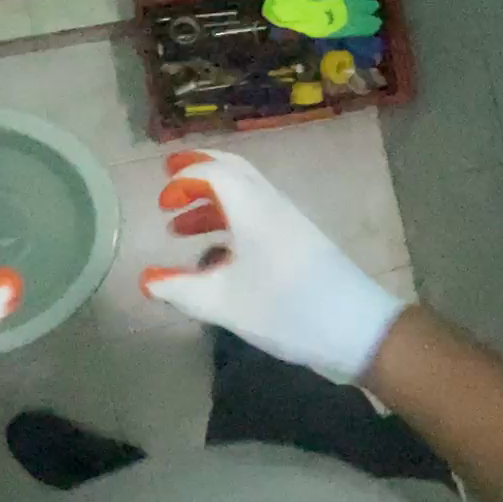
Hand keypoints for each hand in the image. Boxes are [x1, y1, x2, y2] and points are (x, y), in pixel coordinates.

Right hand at [140, 150, 404, 384]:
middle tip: (171, 175)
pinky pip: (257, 216)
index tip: (160, 205)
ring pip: (245, 196)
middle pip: (233, 171)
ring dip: (212, 203)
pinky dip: (230, 222)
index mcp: (254, 209)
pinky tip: (216, 256)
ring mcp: (290, 224)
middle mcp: (273, 206)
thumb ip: (181, 290)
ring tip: (180, 229)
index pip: (213, 173)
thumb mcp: (225, 303)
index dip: (183, 182)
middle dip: (199, 171)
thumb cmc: (286, 310)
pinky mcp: (300, 244)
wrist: (356, 329)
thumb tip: (146, 280)